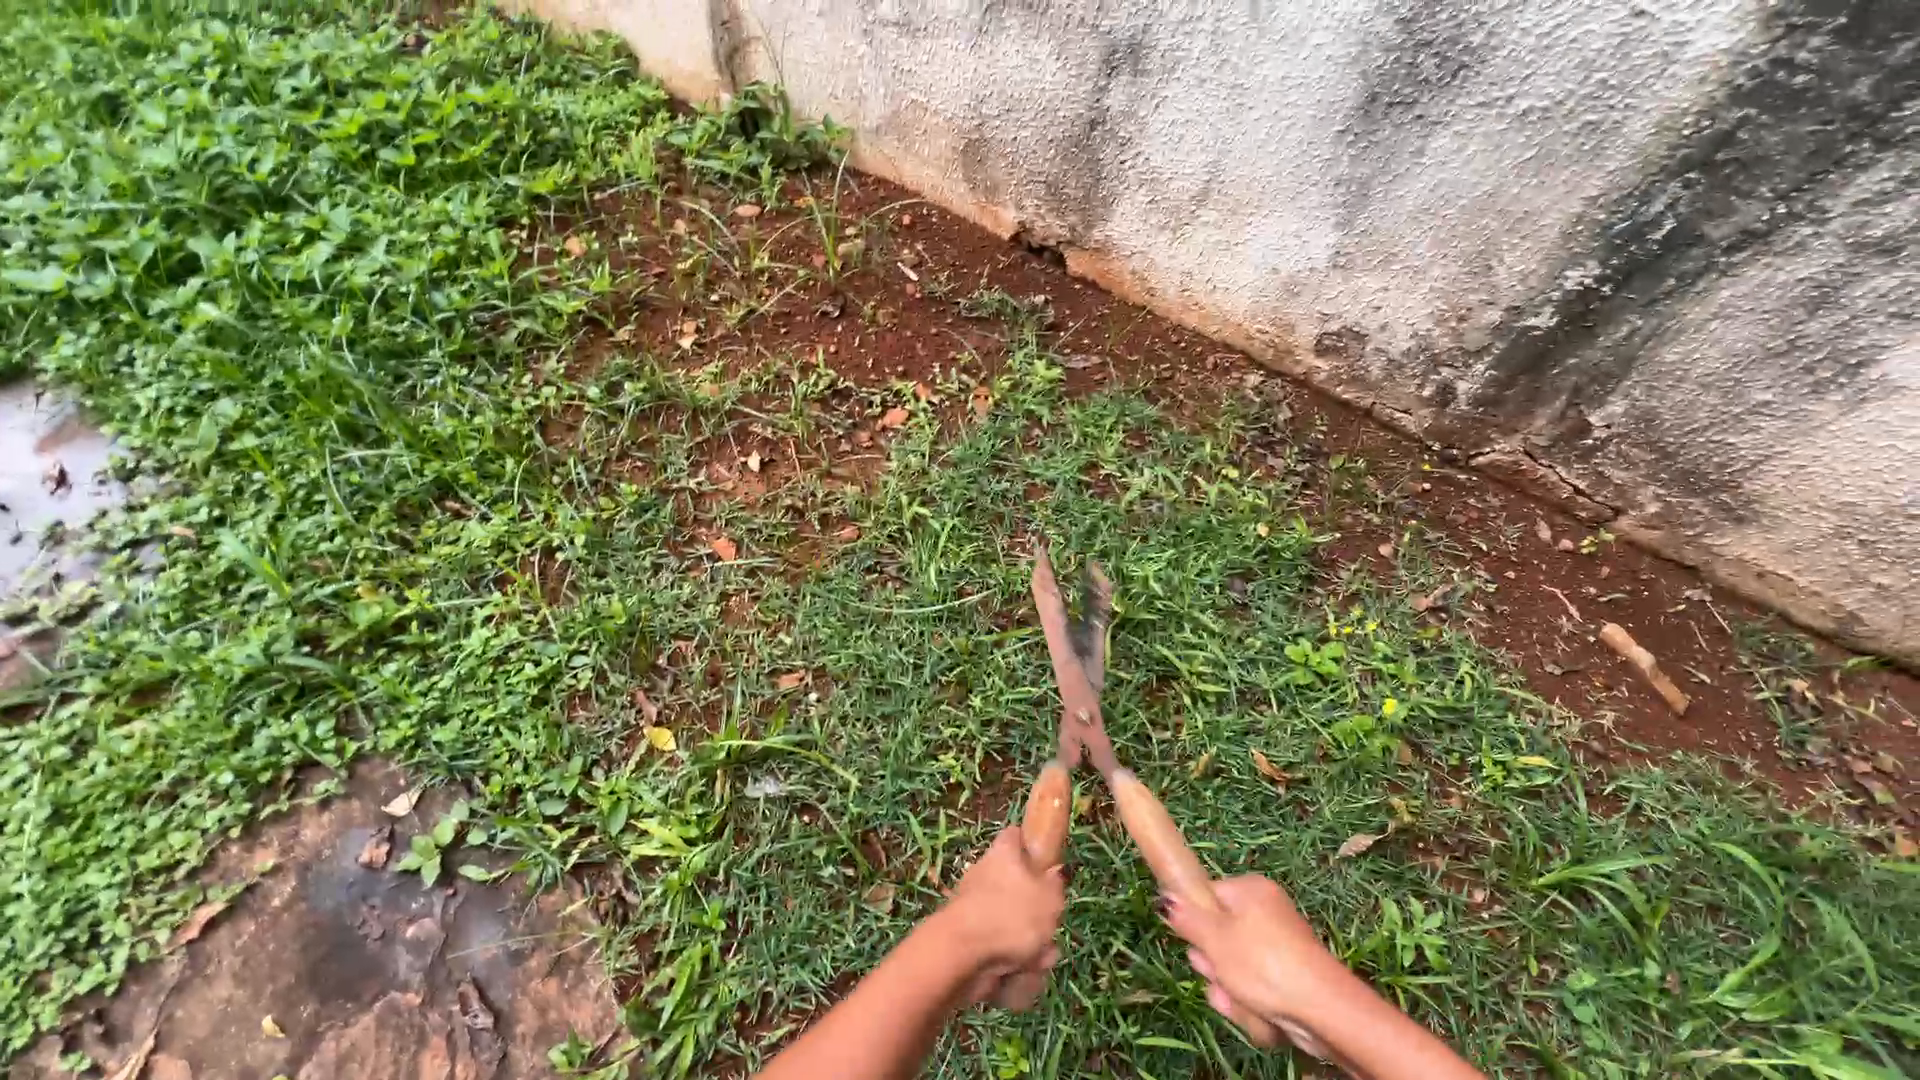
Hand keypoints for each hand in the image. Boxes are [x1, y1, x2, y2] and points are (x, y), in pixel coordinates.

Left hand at [936, 827, 1065, 991]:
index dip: (1033, 848)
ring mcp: (978, 912)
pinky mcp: (972, 945)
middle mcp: (987, 878)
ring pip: (1017, 931)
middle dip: (1040, 922)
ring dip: (1031, 953)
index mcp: (1003, 854)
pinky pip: (1004, 957)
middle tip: (1047, 934)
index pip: (1017, 836)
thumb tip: (1053, 874)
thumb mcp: (1050, 897)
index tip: (1047, 866)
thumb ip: (1056, 884)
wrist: (962, 956)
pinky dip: (1013, 972)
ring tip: (1033, 963)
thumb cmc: (1010, 915)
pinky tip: (1016, 977)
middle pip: (1023, 895)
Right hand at [1161, 876, 1351, 1043]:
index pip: (1208, 898)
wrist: (1324, 1012)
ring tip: (1241, 1003)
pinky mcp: (1288, 981)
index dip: (1196, 924)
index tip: (1195, 945)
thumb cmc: (1263, 964)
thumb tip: (1165, 897)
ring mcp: (1279, 949)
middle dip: (1215, 968)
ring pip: (1235, 972)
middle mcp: (1266, 914)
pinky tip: (1260, 1017)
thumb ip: (1186, 917)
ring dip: (1232, 994)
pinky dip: (1254, 1007)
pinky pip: (1256, 991)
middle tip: (1218, 976)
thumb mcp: (1214, 938)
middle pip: (1219, 939)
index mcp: (1251, 891)